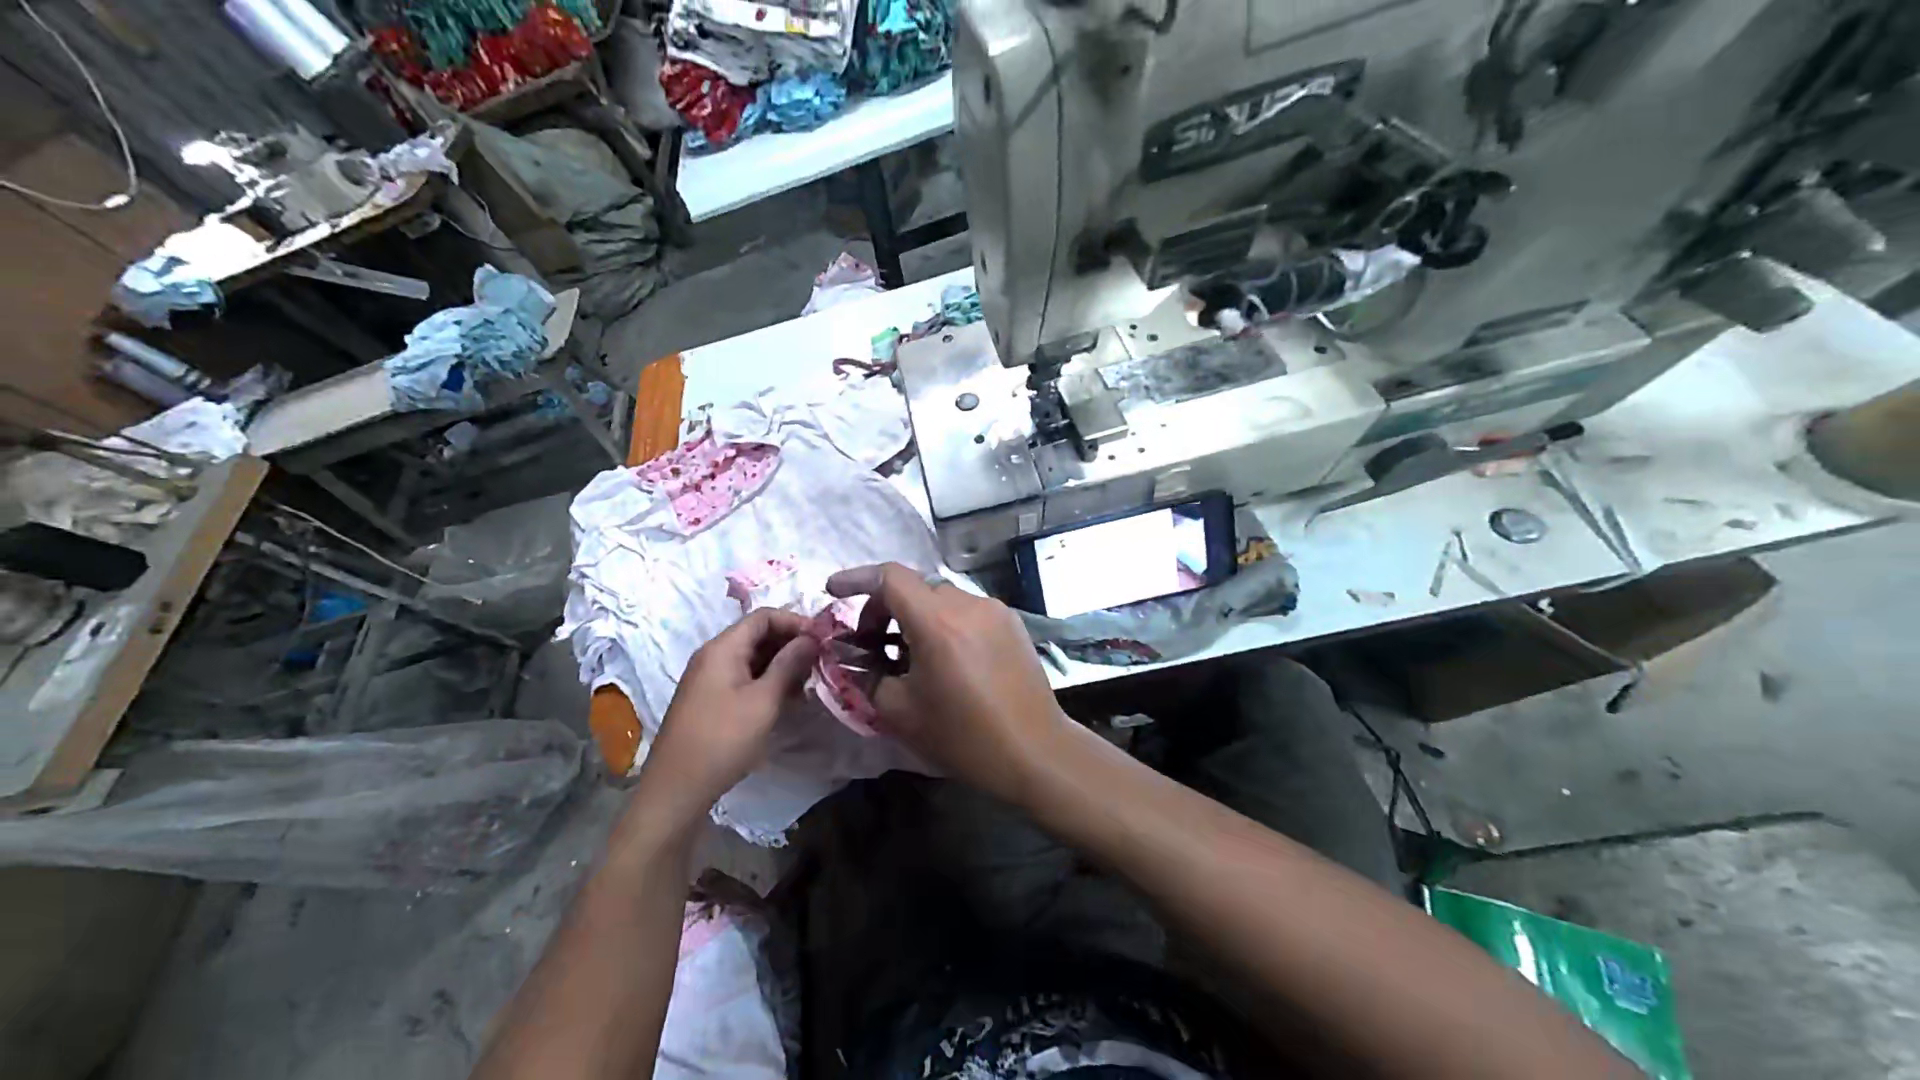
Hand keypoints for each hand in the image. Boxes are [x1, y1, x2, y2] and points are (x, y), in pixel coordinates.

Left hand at [639, 608, 817, 828]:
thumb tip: (811, 637)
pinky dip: (767, 681)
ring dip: (782, 664)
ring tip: (809, 682)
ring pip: (752, 657)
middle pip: (757, 635)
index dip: (796, 622)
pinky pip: (744, 677)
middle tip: (820, 662)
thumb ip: (789, 664)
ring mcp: (709, 678)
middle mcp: (713, 656)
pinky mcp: (710, 699)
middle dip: (791, 644)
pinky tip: (787, 699)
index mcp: (723, 648)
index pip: (764, 616)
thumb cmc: (723, 739)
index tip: (823, 640)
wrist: (677, 788)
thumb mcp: (764, 700)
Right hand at [826, 564, 1074, 805]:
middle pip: (914, 588)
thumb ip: (865, 676)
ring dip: (916, 617)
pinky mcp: (1012, 624)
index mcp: (938, 622)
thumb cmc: (963, 736)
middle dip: (884, 609)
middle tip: (870, 645)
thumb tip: (848, 658)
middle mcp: (968, 605)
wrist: (1034, 751)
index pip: (889, 577)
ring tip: (907, 657)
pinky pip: (967, 612)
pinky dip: (945, 624)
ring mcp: (995, 611)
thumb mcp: (900, 712)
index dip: (856, 579)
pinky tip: (944, 660)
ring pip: (941, 600)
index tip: (832, 591)